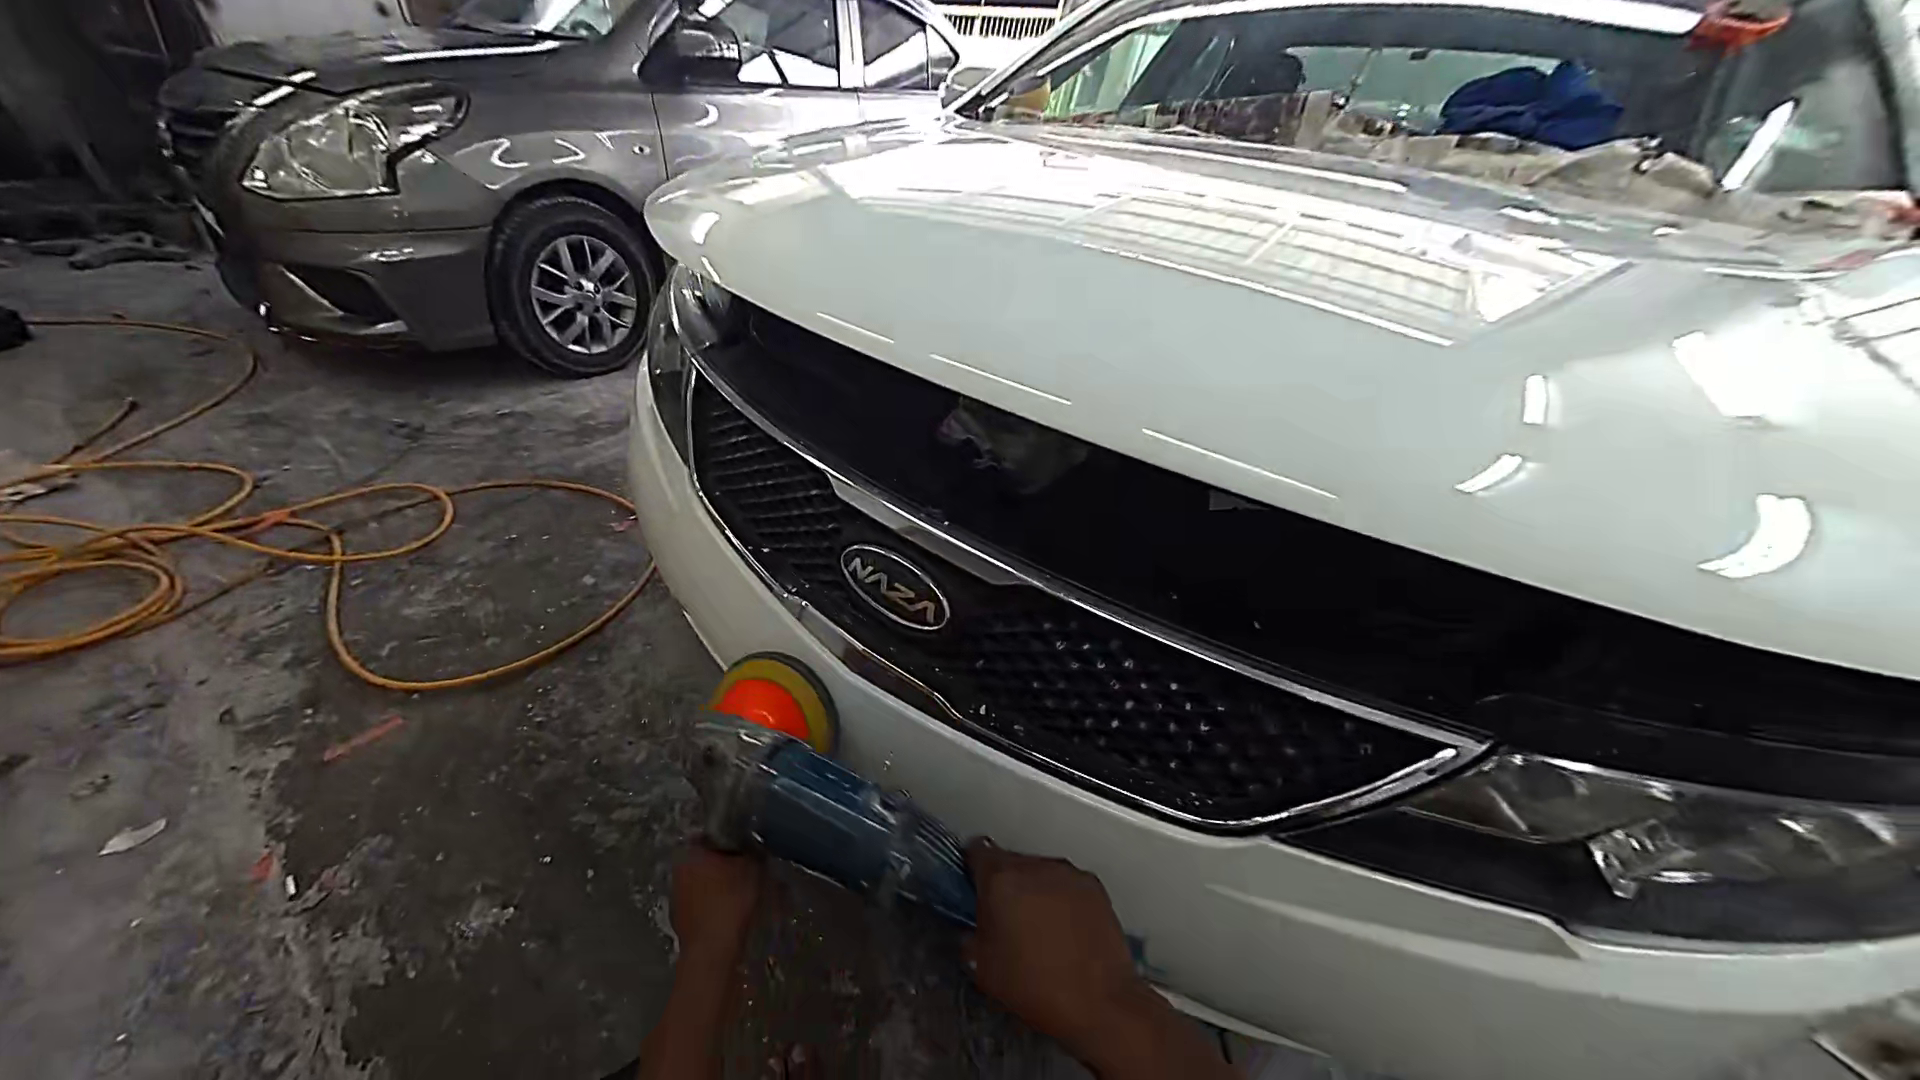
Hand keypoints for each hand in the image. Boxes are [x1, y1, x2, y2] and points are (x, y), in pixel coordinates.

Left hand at [670, 844, 764, 962]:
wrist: (713, 952)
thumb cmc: (730, 901)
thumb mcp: (752, 867)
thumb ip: (751, 850)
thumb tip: (753, 844)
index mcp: (689, 853)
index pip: (709, 834)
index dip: (729, 836)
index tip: (746, 842)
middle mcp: (677, 873)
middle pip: (706, 859)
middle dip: (726, 861)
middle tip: (749, 864)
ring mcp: (677, 899)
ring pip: (705, 882)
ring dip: (721, 883)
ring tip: (746, 888)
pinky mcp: (682, 922)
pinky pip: (704, 903)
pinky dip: (717, 903)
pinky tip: (734, 909)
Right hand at [961, 839, 1156, 1052]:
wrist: (1100, 1003)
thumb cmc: (1034, 986)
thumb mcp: (982, 967)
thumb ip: (970, 934)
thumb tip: (975, 925)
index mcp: (1000, 878)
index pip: (977, 850)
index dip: (972, 867)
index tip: (974, 888)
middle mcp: (1033, 865)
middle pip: (1009, 860)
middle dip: (1005, 883)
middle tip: (1006, 917)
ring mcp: (1066, 871)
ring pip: (1039, 870)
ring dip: (1033, 888)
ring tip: (1040, 925)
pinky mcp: (1093, 884)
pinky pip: (1066, 882)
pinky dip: (1061, 896)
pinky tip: (1066, 927)